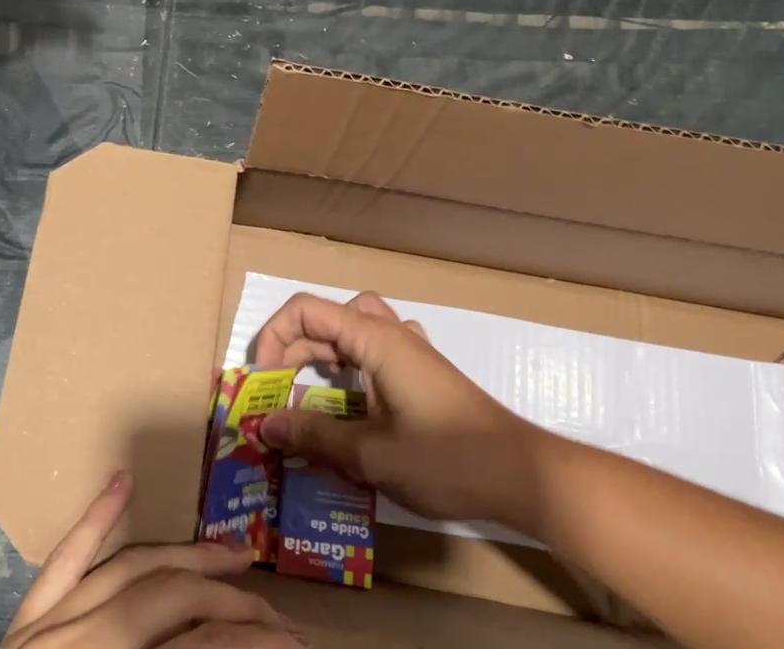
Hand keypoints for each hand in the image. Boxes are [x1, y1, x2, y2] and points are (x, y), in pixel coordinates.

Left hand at [2, 471, 308, 648]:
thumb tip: (239, 646)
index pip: (204, 644)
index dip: (254, 637)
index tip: (295, 641)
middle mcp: (81, 642)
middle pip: (173, 598)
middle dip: (232, 600)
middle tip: (276, 614)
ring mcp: (47, 626)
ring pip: (130, 567)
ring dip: (187, 556)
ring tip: (232, 554)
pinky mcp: (24, 621)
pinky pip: (63, 561)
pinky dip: (94, 519)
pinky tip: (123, 481)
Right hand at [253, 292, 541, 524]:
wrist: (521, 473)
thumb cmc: (446, 458)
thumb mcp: (370, 453)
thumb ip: (313, 434)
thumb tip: (264, 425)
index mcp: (375, 339)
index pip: (306, 309)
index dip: (273, 337)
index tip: (263, 383)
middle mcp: (391, 333)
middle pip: (325, 319)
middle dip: (291, 351)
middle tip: (275, 396)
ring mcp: (410, 351)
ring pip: (351, 330)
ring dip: (320, 354)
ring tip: (305, 394)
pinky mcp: (422, 372)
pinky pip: (374, 351)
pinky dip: (349, 365)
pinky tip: (350, 400)